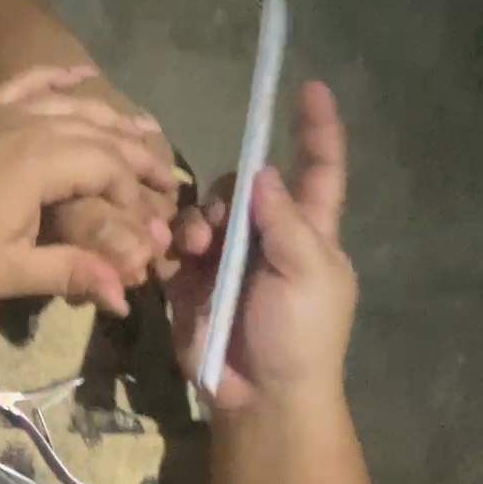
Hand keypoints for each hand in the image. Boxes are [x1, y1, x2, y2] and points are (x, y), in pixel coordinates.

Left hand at [0, 66, 176, 316]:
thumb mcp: (13, 273)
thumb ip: (71, 274)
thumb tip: (124, 297)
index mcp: (41, 163)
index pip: (109, 168)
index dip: (136, 196)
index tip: (152, 226)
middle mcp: (30, 127)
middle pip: (101, 133)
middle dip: (139, 157)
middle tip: (169, 181)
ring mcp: (4, 116)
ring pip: (73, 106)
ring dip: (113, 118)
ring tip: (147, 132)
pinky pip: (27, 85)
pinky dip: (56, 79)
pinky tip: (78, 75)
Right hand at [167, 81, 355, 409]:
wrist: (260, 395)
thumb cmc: (300, 335)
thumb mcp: (308, 272)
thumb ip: (285, 221)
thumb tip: (262, 172)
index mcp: (309, 233)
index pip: (318, 171)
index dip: (317, 131)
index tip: (310, 88)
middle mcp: (264, 241)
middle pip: (243, 189)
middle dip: (229, 194)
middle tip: (220, 226)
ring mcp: (223, 266)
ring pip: (203, 217)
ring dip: (195, 223)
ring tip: (192, 248)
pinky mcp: (189, 289)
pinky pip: (172, 252)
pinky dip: (165, 246)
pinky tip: (164, 253)